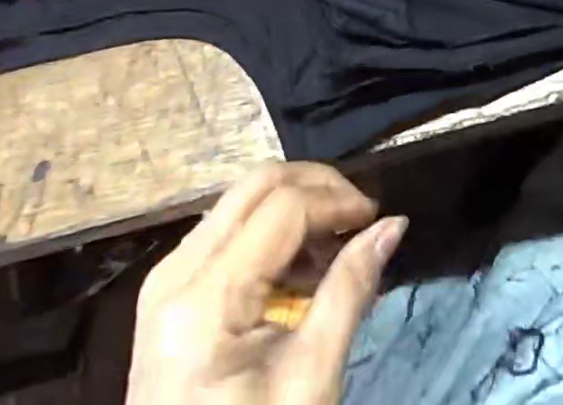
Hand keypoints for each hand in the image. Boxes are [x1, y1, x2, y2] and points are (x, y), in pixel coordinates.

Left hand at [126, 163, 407, 404]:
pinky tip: (302, 266)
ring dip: (299, 204)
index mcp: (204, 299)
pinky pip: (230, 226)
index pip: (284, 206)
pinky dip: (275, 227)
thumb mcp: (311, 377)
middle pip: (259, 184)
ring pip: (244, 198)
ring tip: (336, 246)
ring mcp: (168, 278)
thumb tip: (394, 225)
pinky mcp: (172, 289)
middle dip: (320, 187)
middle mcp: (176, 272)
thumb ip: (351, 289)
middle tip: (360, 218)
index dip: (339, 200)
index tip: (379, 220)